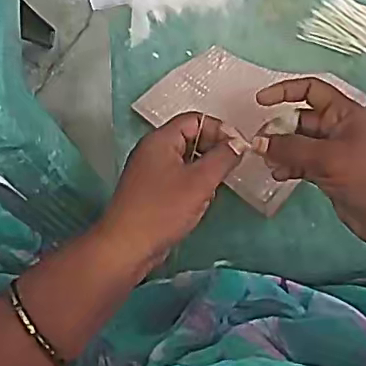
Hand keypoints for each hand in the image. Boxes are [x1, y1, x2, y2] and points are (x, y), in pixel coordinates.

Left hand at [96, 113, 243, 263]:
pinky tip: (198, 203)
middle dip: (213, 152)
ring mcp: (149, 170)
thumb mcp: (200, 182)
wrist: (127, 246)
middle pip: (190, 138)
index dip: (220, 130)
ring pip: (186, 160)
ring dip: (203, 172)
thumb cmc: (162, 210)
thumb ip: (223, 158)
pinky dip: (192, 186)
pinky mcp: (150, 190)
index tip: (239, 148)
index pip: (195, 120)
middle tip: (229, 169)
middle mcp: (152, 150)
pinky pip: (178, 178)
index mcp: (160, 139)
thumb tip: (238, 144)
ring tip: (210, 191)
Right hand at [254, 78, 365, 250]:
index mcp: (344, 113)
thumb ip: (290, 148)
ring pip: (298, 143)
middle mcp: (338, 128)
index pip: (311, 90)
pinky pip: (302, 162)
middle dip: (278, 128)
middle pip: (300, 118)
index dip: (285, 91)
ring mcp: (334, 151)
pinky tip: (279, 176)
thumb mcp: (326, 157)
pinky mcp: (329, 172)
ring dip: (281, 150)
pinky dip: (288, 166)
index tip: (261, 101)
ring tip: (268, 163)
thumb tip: (258, 142)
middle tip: (259, 143)